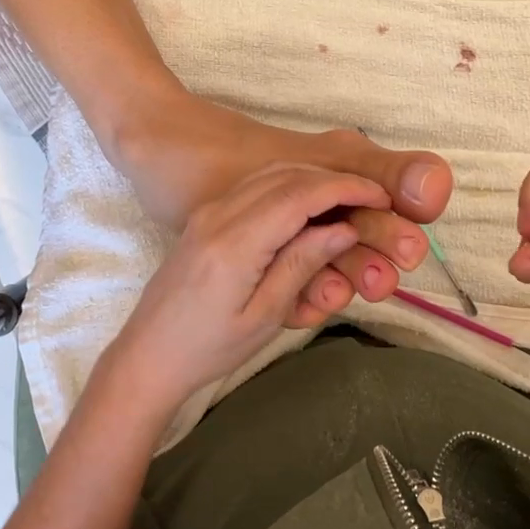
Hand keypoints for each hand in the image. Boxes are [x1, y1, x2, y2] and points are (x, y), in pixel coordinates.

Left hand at [105, 164, 384, 406]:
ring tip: (349, 201)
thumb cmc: (209, 348)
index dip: (343, 189)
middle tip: (373, 199)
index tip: (380, 198)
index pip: (298, 194)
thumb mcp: (263, 316)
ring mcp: (209, 211)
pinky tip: (310, 206)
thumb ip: (301, 265)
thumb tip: (344, 228)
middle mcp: (219, 214)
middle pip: (285, 175)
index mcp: (234, 242)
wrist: (149, 353)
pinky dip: (289, 186)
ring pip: (269, 175)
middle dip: (333, 179)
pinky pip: (254, 186)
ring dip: (311, 178)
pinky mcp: (206, 216)